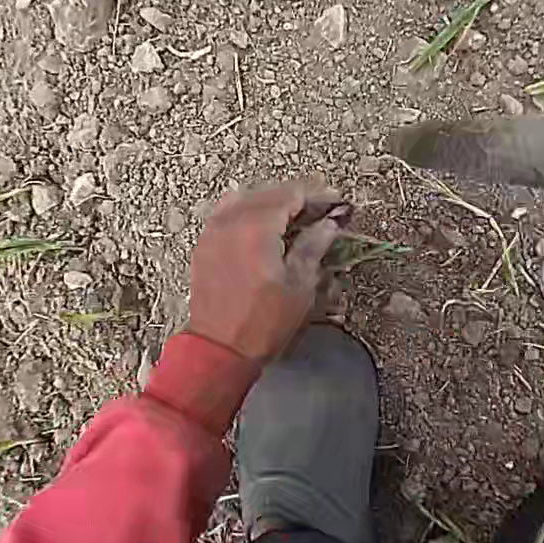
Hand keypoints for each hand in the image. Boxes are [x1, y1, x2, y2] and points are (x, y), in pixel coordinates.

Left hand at [185, 184, 344, 362]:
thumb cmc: (265, 320)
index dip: (318, 197)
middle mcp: (231, 222)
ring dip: (274, 202)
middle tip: (324, 211)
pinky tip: (265, 225)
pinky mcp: (205, 245)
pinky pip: (228, 212)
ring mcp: (213, 232)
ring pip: (247, 199)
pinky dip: (250, 211)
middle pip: (270, 193)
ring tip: (297, 216)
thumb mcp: (301, 283)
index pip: (292, 195)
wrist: (220, 349)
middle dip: (298, 198)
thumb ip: (315, 245)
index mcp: (256, 228)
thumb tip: (329, 224)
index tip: (337, 204)